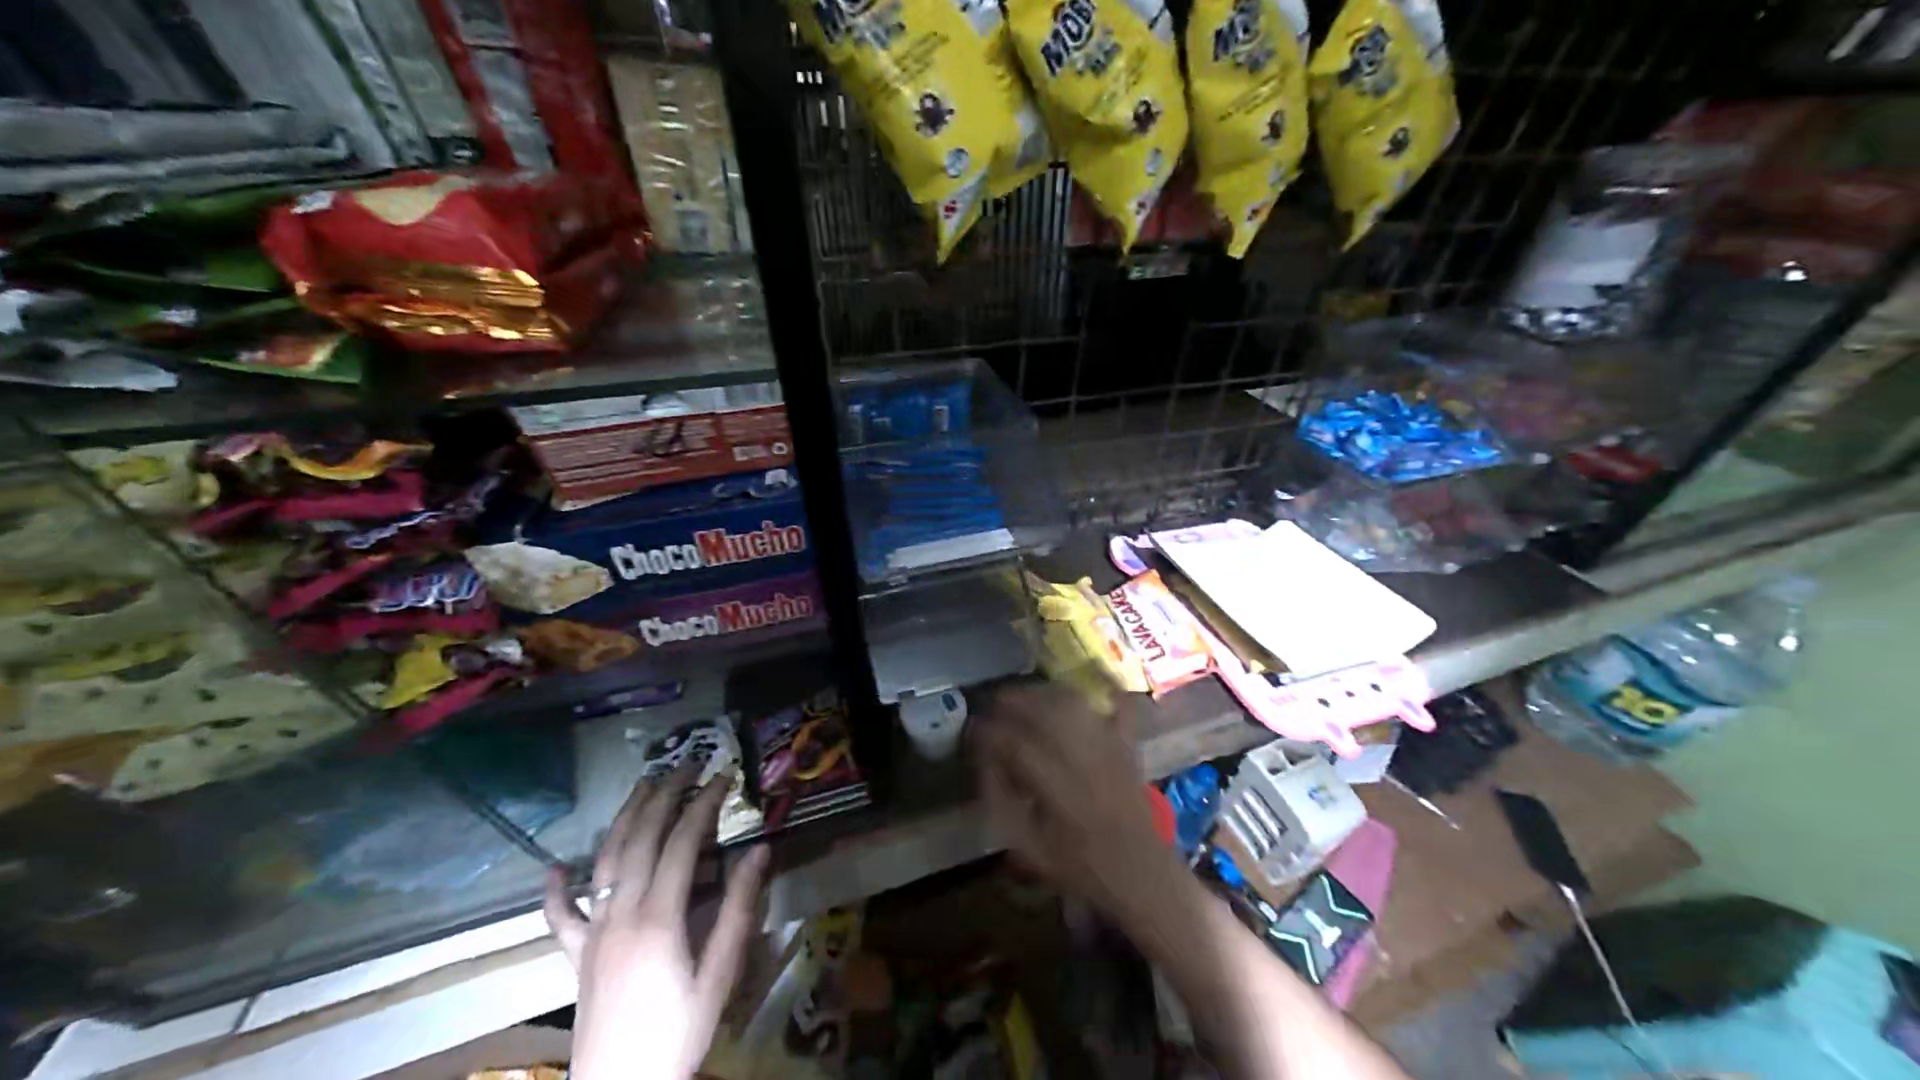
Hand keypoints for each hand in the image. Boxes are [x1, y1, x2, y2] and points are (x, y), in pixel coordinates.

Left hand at [544, 765, 769, 1079]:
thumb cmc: (679, 1032)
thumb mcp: (720, 973)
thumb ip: (738, 908)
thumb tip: (760, 849)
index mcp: (659, 916)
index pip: (682, 842)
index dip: (704, 804)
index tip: (723, 776)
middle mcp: (621, 913)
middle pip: (641, 838)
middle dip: (664, 795)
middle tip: (687, 765)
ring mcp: (593, 932)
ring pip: (605, 861)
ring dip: (624, 818)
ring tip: (642, 786)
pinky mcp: (577, 956)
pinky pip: (560, 917)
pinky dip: (556, 889)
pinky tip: (554, 866)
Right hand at [970, 684, 1188, 929]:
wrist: (1142, 874)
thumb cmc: (1082, 867)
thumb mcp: (1029, 849)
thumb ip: (1002, 806)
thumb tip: (983, 766)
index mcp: (1060, 791)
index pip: (1017, 746)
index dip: (989, 734)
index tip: (972, 732)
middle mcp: (1086, 761)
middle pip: (1045, 713)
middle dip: (1012, 702)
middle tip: (990, 706)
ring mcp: (1111, 748)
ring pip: (1074, 704)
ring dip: (1043, 693)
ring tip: (1023, 697)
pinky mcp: (1128, 745)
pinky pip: (1120, 705)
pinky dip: (1105, 685)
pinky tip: (1090, 672)